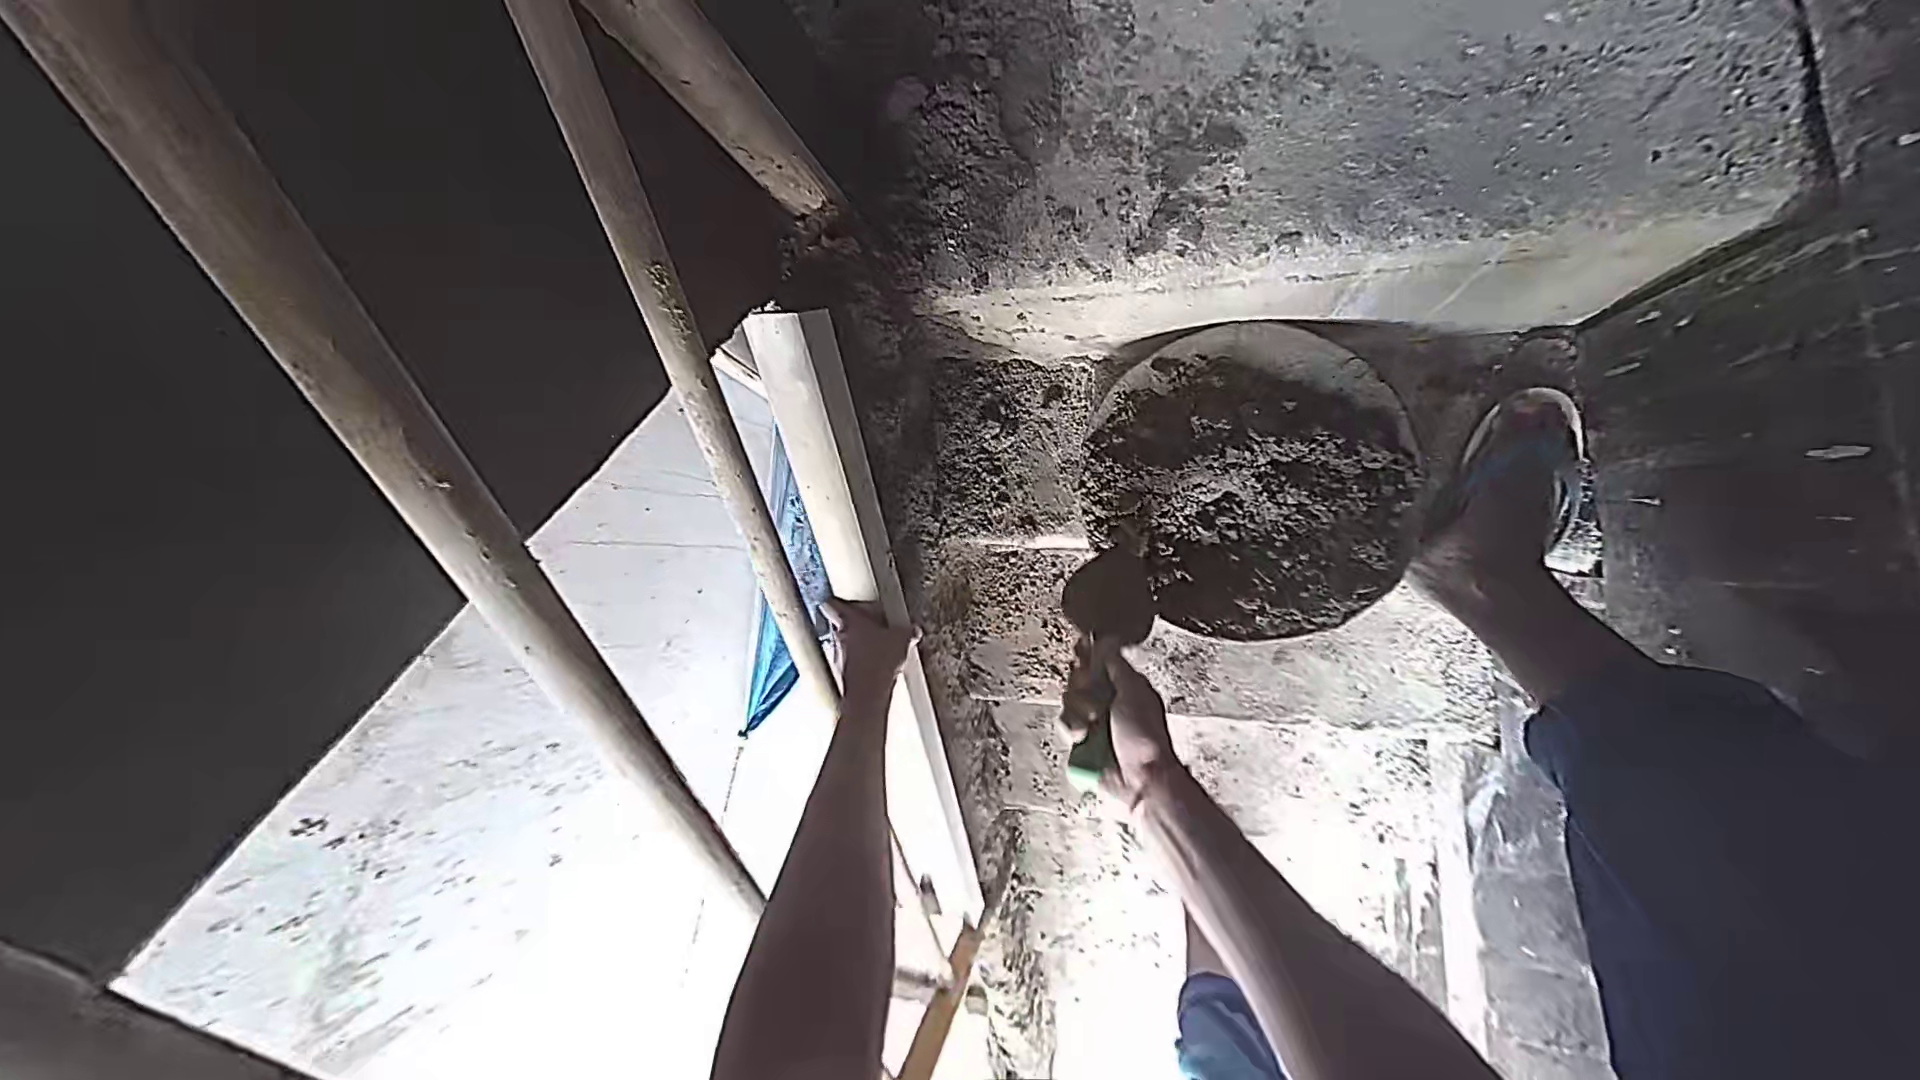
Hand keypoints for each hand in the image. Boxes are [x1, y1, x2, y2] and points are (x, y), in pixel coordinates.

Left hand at [822, 597, 915, 700]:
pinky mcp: (842, 674)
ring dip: (856, 646)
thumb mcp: (902, 638)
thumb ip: (907, 631)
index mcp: (850, 620)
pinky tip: (876, 668)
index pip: (833, 604)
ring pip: (844, 644)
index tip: (842, 601)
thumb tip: (913, 631)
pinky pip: (849, 663)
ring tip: (876, 649)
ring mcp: (838, 656)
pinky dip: (860, 663)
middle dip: (854, 626)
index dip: (837, 602)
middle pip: (840, 624)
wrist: (869, 692)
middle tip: (870, 626)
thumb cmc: (879, 659)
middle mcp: (839, 636)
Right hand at [1061, 642, 1177, 806]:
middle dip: (1083, 687)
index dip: (1086, 654)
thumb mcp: (1134, 691)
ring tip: (1094, 722)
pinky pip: (1063, 724)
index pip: (1097, 661)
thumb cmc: (1145, 737)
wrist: (1140, 779)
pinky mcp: (1080, 741)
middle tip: (1095, 698)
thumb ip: (1117, 665)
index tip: (1080, 649)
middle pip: (1078, 678)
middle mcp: (1106, 701)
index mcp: (1122, 686)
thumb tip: (1107, 641)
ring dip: (1080, 710)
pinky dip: (1072, 728)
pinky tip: (1084, 735)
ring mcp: (1092, 721)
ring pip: (1068, 700)